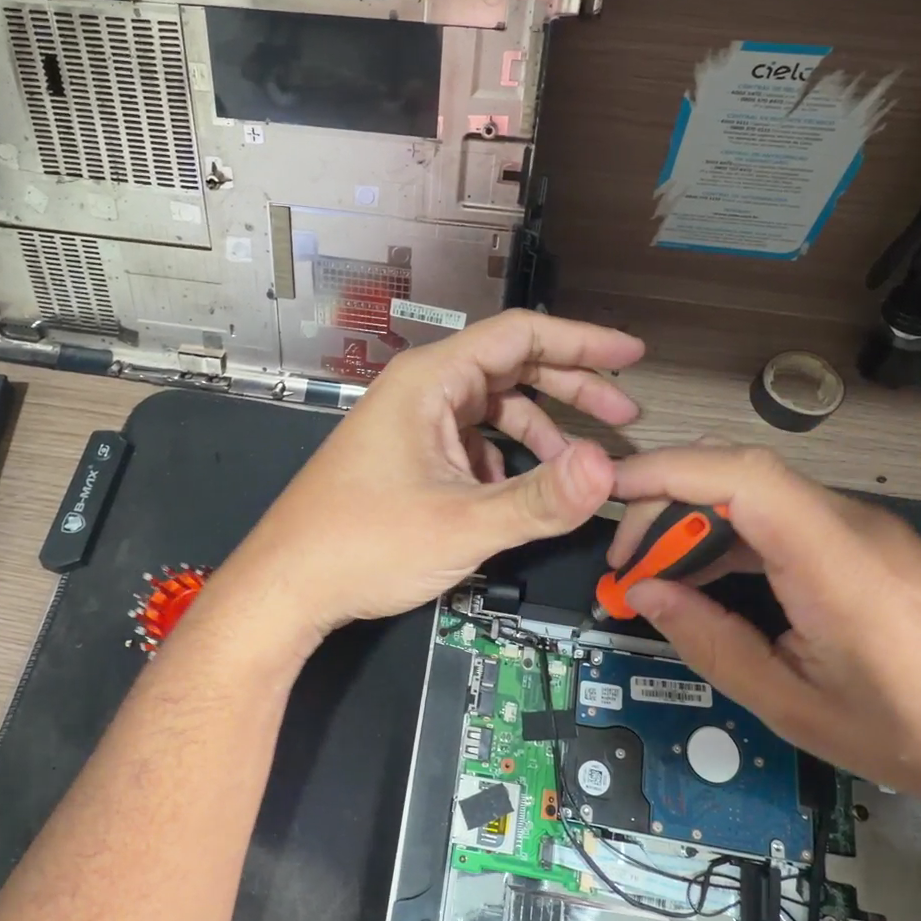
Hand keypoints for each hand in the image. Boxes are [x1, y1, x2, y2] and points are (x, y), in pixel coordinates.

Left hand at [205, 310, 643, 658]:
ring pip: (492, 411)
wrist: (286, 585)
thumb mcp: (462, 525)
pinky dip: (504, 461)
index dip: (582, 341)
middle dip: (571, 389)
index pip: (519, 335)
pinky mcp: (407, 455)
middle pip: (510, 369)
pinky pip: (470, 443)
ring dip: (539, 434)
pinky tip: (520, 494)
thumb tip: (610, 470)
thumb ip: (539, 499)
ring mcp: (412, 423)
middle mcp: (421, 390)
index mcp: (430, 380)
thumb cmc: (364, 545)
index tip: (634, 354)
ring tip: (579, 468)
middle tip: (624, 416)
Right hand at [609, 445, 920, 825]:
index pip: (734, 473)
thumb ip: (713, 644)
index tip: (604, 493)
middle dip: (665, 509)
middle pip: (737, 478)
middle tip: (624, 570)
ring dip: (698, 529)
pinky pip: (787, 525)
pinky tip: (713, 587)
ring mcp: (866, 532)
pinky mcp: (875, 549)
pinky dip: (736, 545)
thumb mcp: (800, 707)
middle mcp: (849, 523)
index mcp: (832, 557)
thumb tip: (645, 596)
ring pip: (758, 500)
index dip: (661, 470)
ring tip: (657, 584)